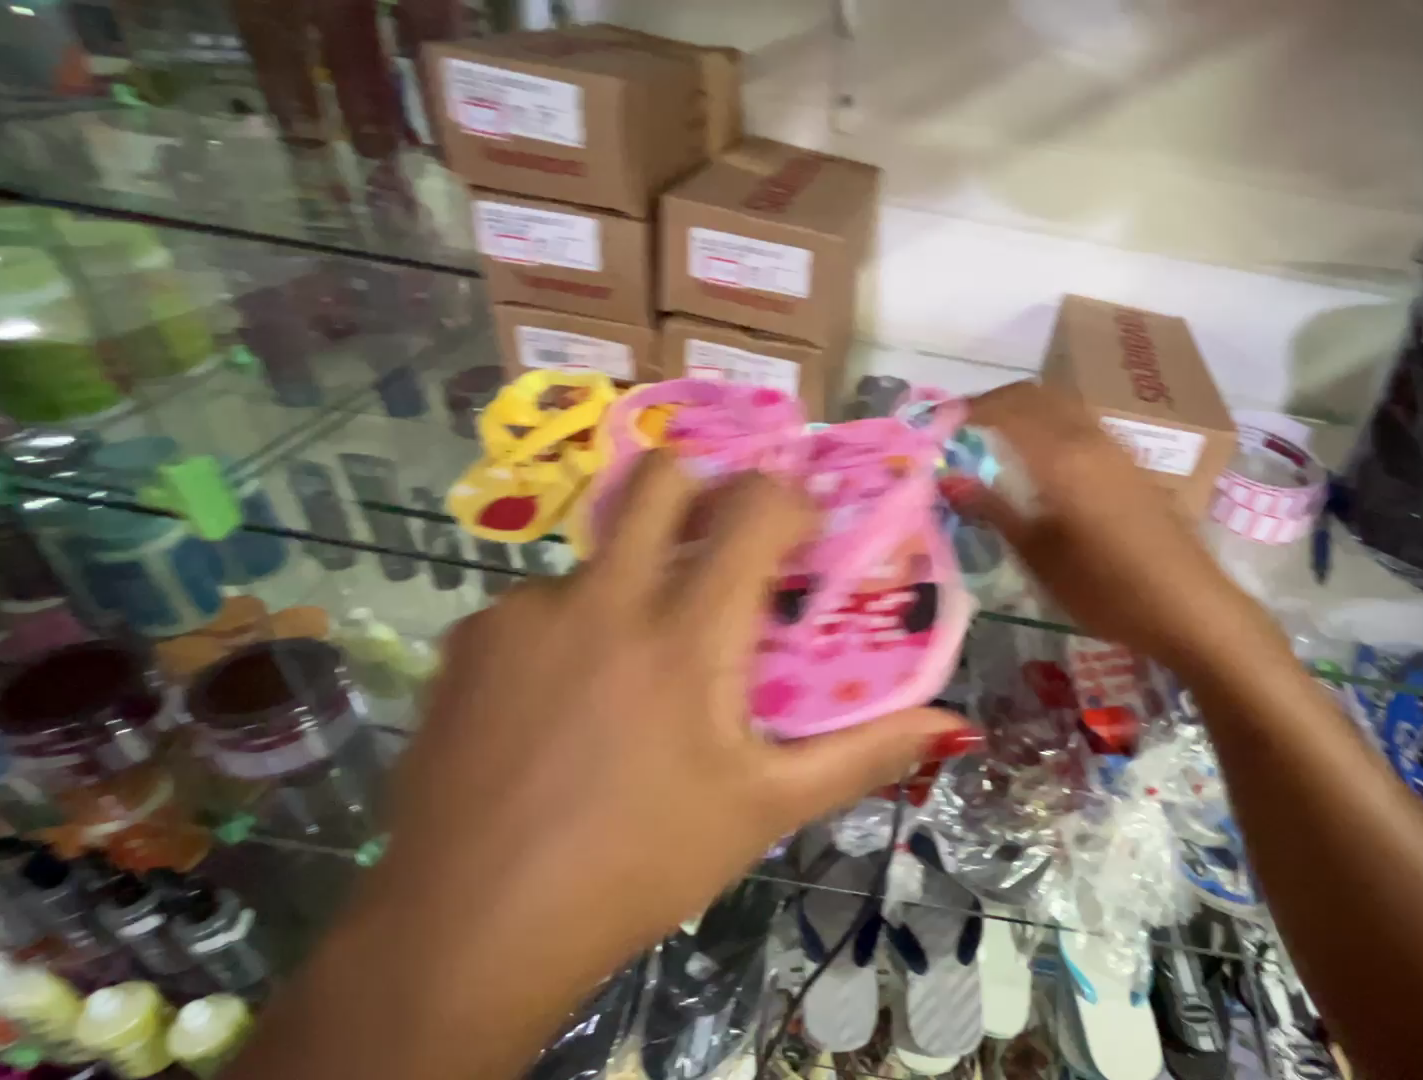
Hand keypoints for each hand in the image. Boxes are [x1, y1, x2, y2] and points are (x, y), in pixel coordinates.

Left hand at [371, 453, 974, 989]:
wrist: (470, 929)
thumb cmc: (643, 864)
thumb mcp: (766, 809)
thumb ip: (863, 754)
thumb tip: (953, 723)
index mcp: (688, 631)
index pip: (755, 507)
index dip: (791, 502)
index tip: (802, 537)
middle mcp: (606, 596)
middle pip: (661, 476)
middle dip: (705, 488)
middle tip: (723, 546)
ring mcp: (526, 612)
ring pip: (601, 553)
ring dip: (636, 581)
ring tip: (636, 668)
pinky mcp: (470, 640)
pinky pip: (540, 604)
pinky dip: (572, 628)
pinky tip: (566, 704)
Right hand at [943, 381, 1268, 671]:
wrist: (1188, 606)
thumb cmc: (1104, 589)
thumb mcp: (1038, 556)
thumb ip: (993, 510)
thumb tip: (949, 480)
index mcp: (1060, 456)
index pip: (1005, 407)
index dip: (967, 410)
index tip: (937, 426)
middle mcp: (1090, 438)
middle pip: (1036, 395)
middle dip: (996, 403)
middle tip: (963, 431)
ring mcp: (1117, 449)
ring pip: (1063, 407)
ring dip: (1026, 411)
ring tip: (997, 443)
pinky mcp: (1133, 465)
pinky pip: (1083, 426)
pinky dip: (1052, 426)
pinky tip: (1043, 463)